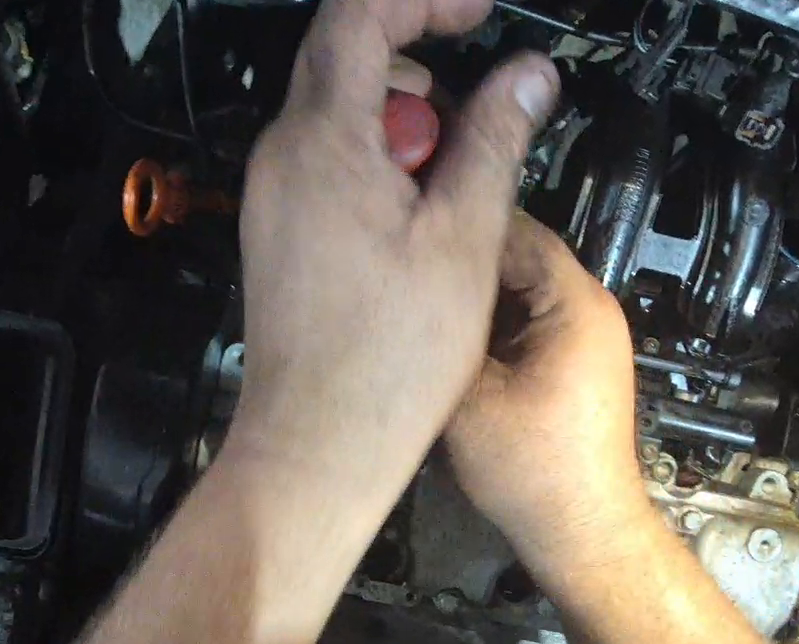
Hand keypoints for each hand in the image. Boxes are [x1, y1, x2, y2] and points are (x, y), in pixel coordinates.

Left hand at [227, 0, 558, 525]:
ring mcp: (271, 207)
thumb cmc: (387, 363)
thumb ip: (494, 142)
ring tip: (447, 194)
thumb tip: (527, 77)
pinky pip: (324, 177)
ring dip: (399, 134)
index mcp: (322, 143)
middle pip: (344, 67)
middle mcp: (280, 165)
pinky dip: (372, 176)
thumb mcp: (463, 241)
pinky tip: (410, 232)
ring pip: (336, 126)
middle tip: (471, 128)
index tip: (476, 16)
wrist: (318, 446)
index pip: (360, 13)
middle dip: (417, 79)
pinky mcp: (277, 246)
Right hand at [444, 213, 652, 580]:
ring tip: (422, 304)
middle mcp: (590, 308)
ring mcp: (586, 337)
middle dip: (466, 264)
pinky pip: (529, 324)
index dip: (460, 230)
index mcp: (574, 304)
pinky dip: (494, 327)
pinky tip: (454, 342)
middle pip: (521, 259)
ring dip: (478, 299)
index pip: (517, 233)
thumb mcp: (470, 401)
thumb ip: (446, 338)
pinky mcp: (575, 364)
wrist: (581, 528)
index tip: (409, 235)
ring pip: (521, 293)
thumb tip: (413, 296)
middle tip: (407, 270)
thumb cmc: (531, 467)